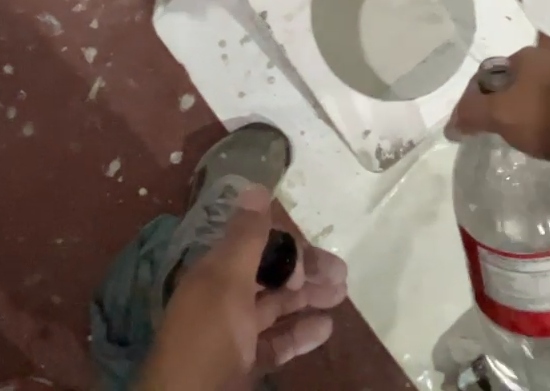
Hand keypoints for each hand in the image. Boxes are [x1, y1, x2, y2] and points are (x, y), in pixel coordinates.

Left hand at [140, 185, 349, 390]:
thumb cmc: (206, 337)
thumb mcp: (226, 281)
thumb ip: (246, 237)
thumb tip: (257, 185)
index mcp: (215, 271)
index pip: (257, 246)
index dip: (287, 248)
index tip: (312, 261)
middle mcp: (224, 297)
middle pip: (271, 275)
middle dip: (307, 272)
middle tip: (343, 276)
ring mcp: (235, 333)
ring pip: (277, 306)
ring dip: (309, 298)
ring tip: (341, 296)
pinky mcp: (244, 364)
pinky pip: (276, 342)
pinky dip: (300, 333)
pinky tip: (325, 328)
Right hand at [447, 42, 549, 164]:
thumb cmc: (545, 118)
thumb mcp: (498, 114)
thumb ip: (470, 115)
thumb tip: (449, 125)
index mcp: (527, 56)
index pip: (487, 73)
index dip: (472, 98)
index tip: (466, 124)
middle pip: (510, 85)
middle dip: (497, 106)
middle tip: (488, 131)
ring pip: (533, 100)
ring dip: (521, 117)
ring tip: (514, 140)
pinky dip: (544, 127)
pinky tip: (541, 144)